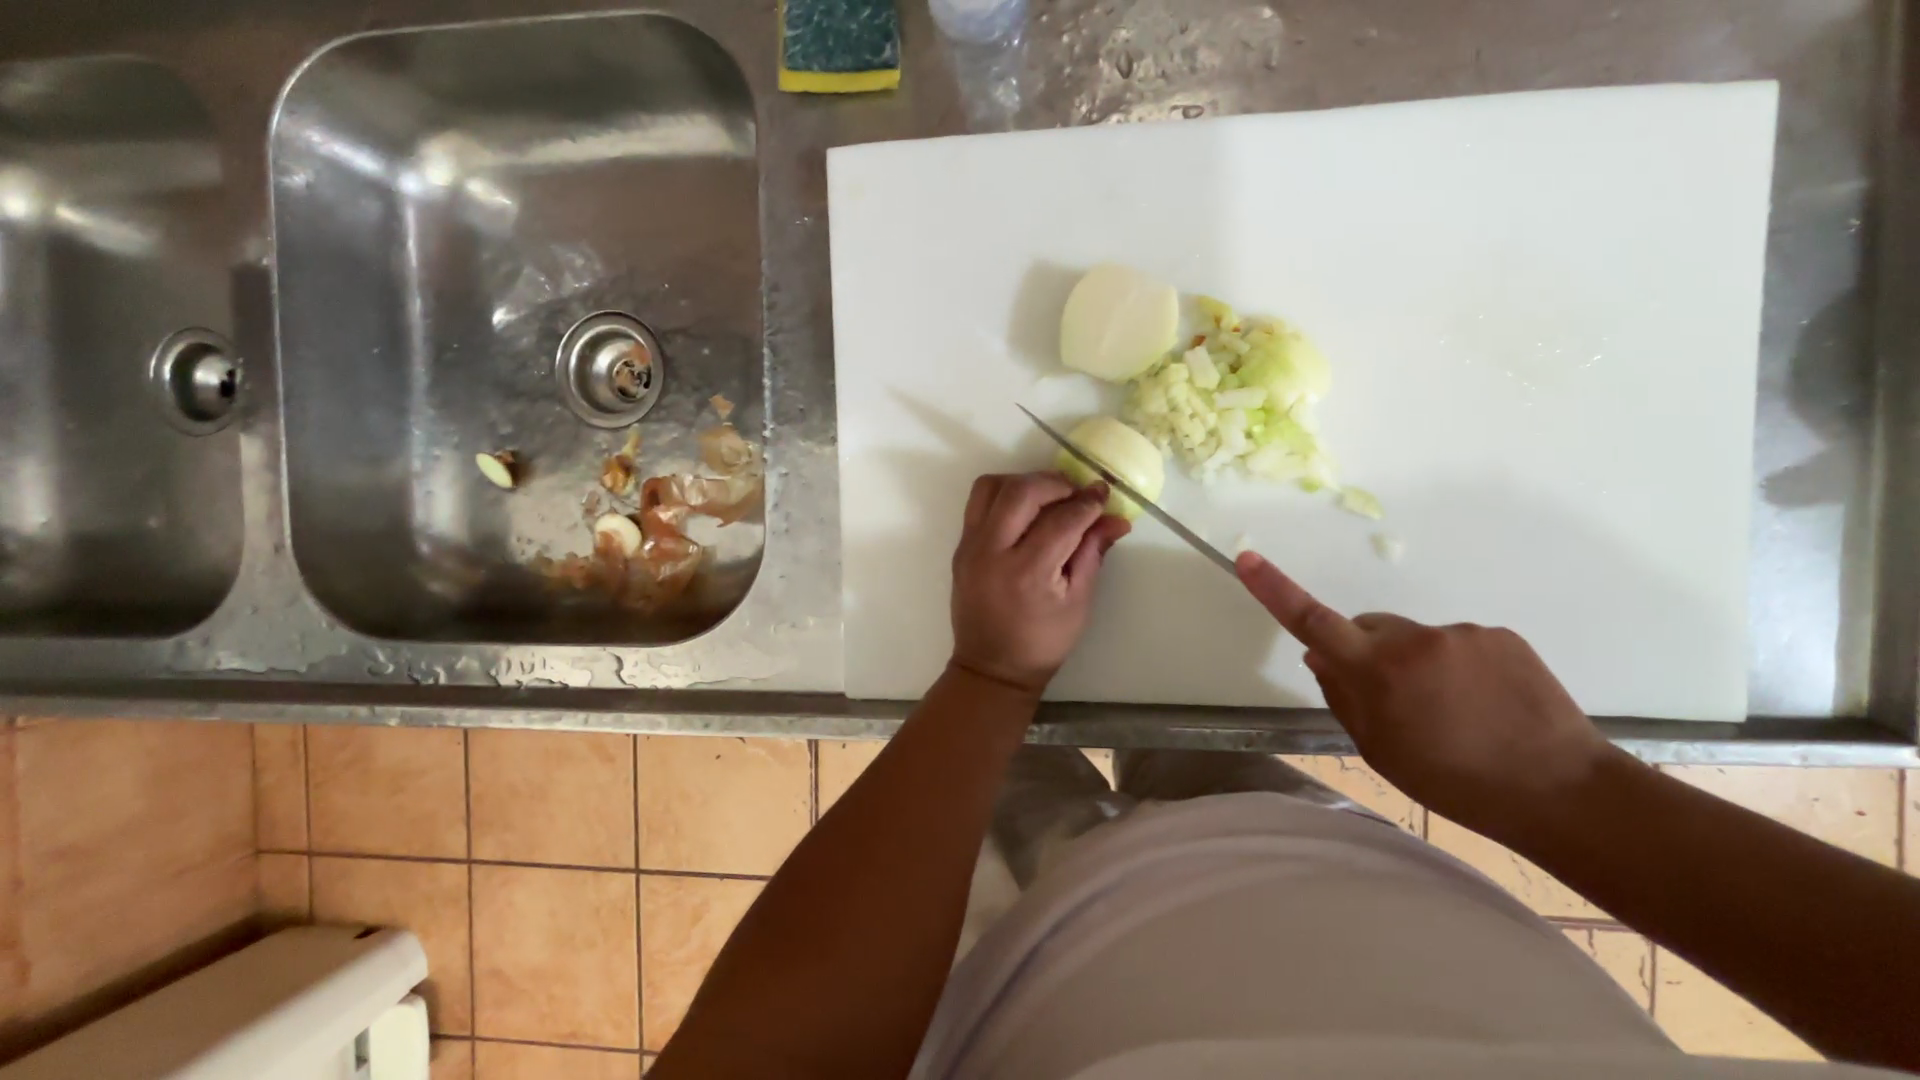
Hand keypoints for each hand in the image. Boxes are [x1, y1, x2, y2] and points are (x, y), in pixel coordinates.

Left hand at [950, 472, 1131, 695]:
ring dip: (1025, 482)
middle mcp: (992, 552)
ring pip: (992, 487)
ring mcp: (970, 547)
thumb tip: (1115, 518)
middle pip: (1022, 492)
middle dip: (1056, 484)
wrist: (991, 667)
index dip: (1087, 503)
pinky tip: (1027, 509)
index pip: (1061, 520)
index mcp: (1027, 573)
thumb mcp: (1078, 602)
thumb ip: (1092, 553)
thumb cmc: (1042, 642)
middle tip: (1077, 493)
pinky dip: (1005, 494)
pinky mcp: (960, 546)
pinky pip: (979, 502)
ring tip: (1049, 496)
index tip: (1103, 495)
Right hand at [1236, 551, 1618, 840]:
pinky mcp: (1501, 636)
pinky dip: (1456, 667)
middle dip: (1367, 652)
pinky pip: (1458, 644)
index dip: (1275, 589)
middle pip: (1368, 628)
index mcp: (1378, 671)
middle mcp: (1416, 639)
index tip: (1247, 558)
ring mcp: (1462, 633)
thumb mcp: (1381, 751)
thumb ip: (1342, 697)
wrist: (1562, 789)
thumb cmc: (1455, 782)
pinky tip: (1481, 706)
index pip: (1313, 621)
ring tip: (1450, 714)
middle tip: (1392, 702)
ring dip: (1416, 664)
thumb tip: (1318, 654)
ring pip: (1415, 639)